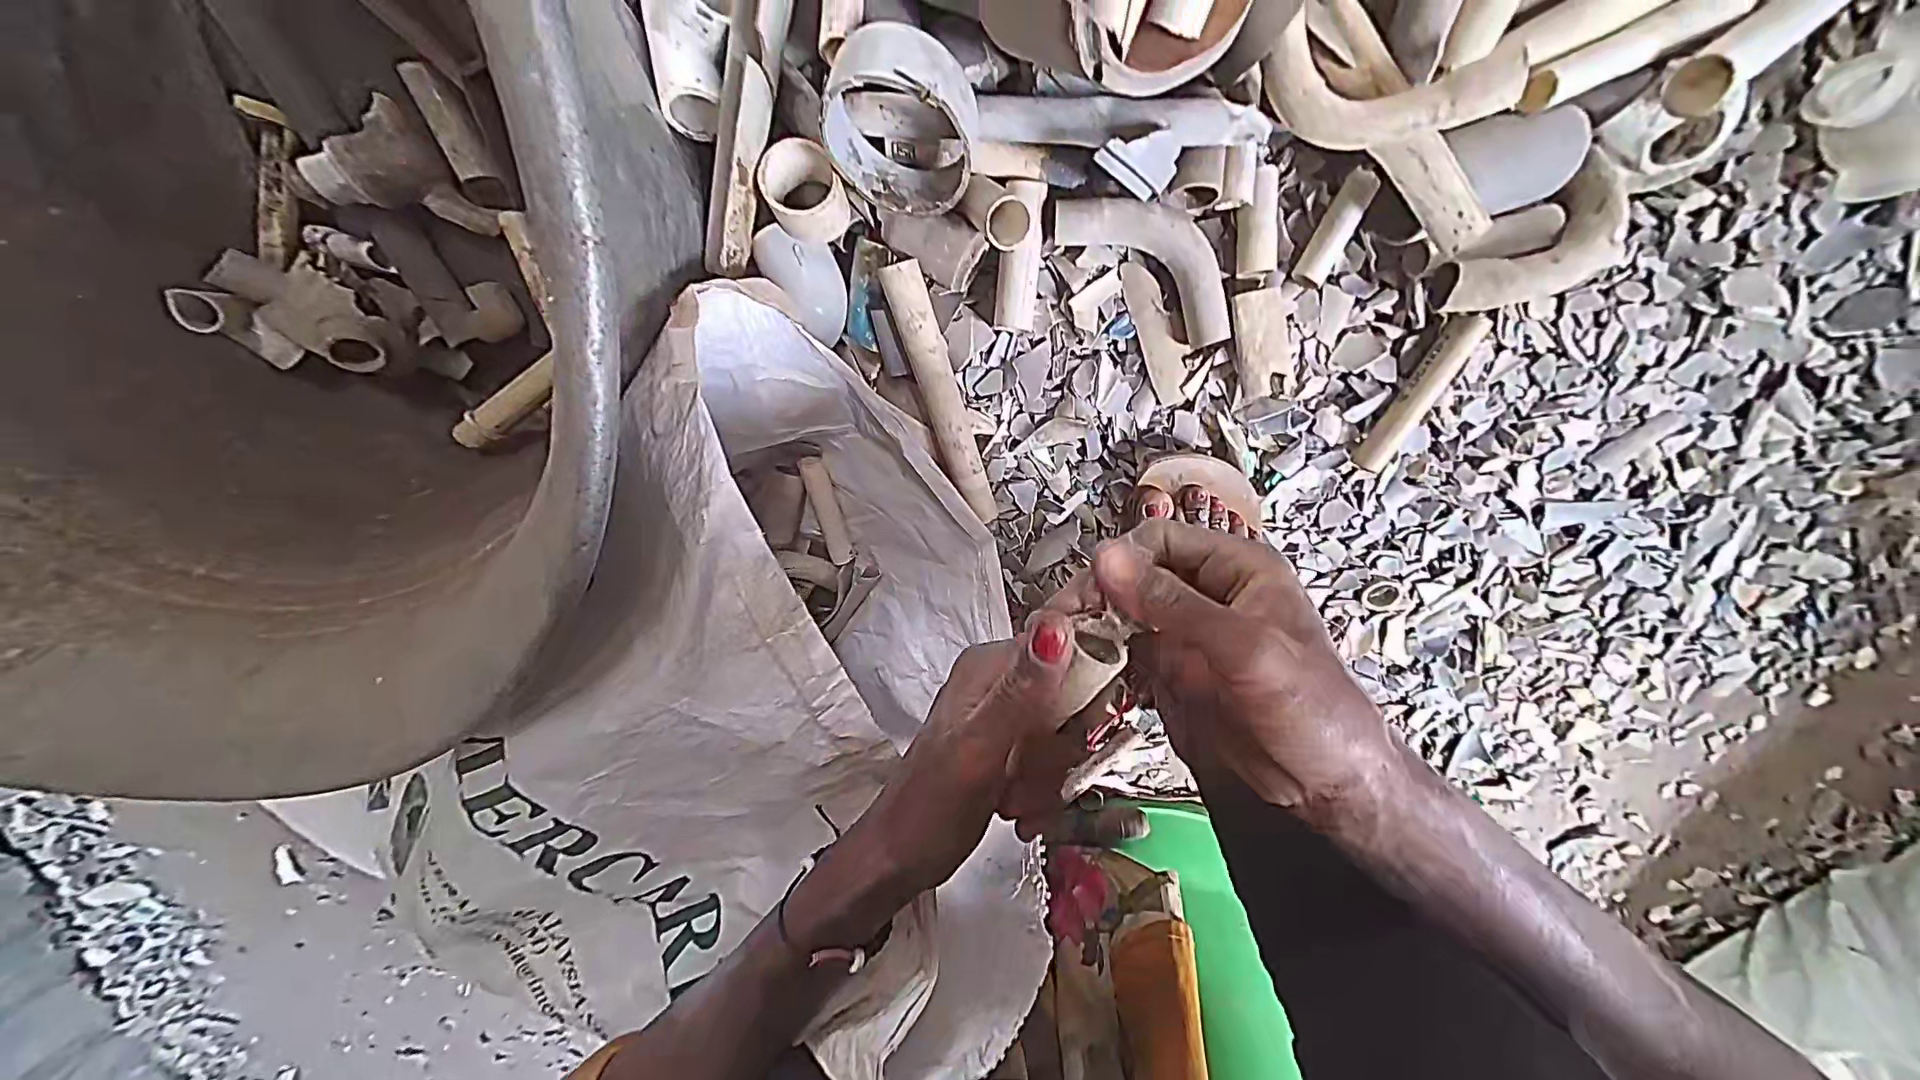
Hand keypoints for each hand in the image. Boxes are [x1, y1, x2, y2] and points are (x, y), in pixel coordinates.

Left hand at [784, 610, 1071, 951]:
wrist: (902, 857)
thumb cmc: (929, 806)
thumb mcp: (981, 745)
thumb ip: (1022, 689)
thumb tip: (1056, 627)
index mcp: (990, 665)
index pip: (1066, 641)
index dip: (1089, 681)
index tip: (1088, 725)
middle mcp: (1000, 682)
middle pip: (1074, 693)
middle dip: (1067, 743)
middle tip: (1036, 774)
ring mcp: (1006, 715)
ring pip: (1068, 731)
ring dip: (1054, 774)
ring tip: (1017, 797)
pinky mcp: (1012, 747)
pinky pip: (1055, 758)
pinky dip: (1047, 787)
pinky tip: (1021, 807)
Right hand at [1086, 519, 1400, 822]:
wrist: (1328, 787)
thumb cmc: (1318, 712)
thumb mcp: (1245, 649)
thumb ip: (1175, 605)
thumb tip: (1111, 561)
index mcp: (1237, 568)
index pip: (1160, 538)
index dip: (1123, 559)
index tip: (1094, 588)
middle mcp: (1206, 594)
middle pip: (1133, 573)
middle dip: (1097, 592)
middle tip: (1066, 619)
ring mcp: (1186, 633)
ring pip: (1121, 611)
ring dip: (1092, 624)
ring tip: (1064, 643)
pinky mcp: (1170, 669)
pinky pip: (1123, 651)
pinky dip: (1100, 657)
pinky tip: (1083, 669)